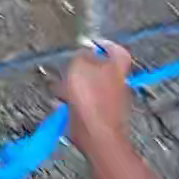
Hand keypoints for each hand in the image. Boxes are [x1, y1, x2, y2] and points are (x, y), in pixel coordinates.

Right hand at [62, 39, 133, 155]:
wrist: (95, 134)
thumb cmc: (90, 98)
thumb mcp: (79, 64)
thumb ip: (81, 54)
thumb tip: (83, 51)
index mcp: (117, 67)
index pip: (116, 50)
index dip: (104, 45)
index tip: (92, 44)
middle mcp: (118, 83)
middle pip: (100, 69)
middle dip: (82, 68)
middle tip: (68, 67)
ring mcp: (110, 101)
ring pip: (90, 87)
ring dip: (75, 86)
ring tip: (60, 87)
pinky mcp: (100, 117)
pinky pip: (85, 104)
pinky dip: (73, 102)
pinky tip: (62, 103)